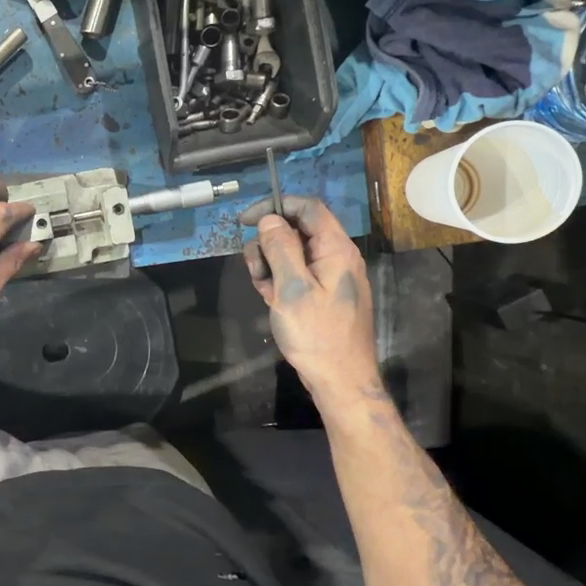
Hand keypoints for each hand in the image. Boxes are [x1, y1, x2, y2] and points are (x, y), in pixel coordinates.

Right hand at [241, 196, 378, 398]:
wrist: (340, 378)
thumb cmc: (316, 333)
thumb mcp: (292, 289)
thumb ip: (281, 249)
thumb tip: (270, 220)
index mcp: (336, 249)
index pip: (308, 208)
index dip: (276, 206)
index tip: (245, 221)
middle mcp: (336, 257)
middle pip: (296, 230)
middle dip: (268, 243)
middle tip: (256, 270)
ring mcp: (330, 276)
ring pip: (292, 253)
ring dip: (270, 264)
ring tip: (265, 290)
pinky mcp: (323, 294)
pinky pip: (296, 274)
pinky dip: (278, 281)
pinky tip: (271, 300)